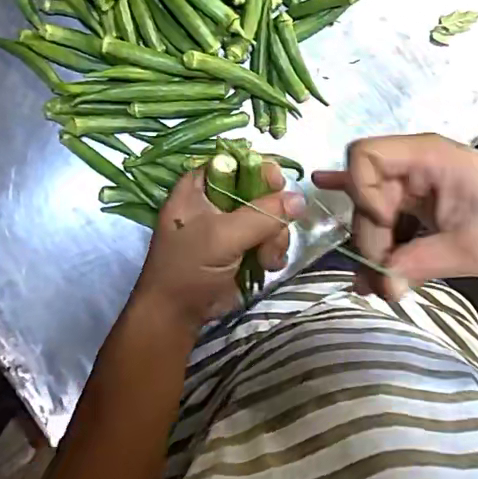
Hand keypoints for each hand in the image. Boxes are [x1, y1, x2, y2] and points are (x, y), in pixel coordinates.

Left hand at [128, 162, 304, 324]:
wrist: (177, 316)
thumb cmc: (187, 268)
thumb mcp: (222, 236)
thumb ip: (261, 215)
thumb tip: (300, 199)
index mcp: (200, 186)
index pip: (237, 162)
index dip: (259, 171)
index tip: (276, 185)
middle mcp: (217, 200)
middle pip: (262, 190)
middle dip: (272, 214)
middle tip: (270, 233)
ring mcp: (232, 226)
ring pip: (272, 216)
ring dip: (275, 238)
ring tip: (265, 259)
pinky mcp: (244, 248)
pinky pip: (272, 238)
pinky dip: (274, 252)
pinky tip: (267, 266)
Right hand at [312, 133, 477, 297]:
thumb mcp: (469, 250)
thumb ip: (418, 263)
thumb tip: (379, 283)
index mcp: (430, 156)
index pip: (365, 155)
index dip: (361, 190)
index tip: (382, 225)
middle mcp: (417, 165)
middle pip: (365, 192)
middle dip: (370, 236)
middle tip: (385, 279)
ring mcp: (417, 185)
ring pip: (372, 211)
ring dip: (373, 247)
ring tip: (379, 286)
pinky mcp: (420, 206)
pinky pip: (388, 221)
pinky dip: (380, 245)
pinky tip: (365, 267)